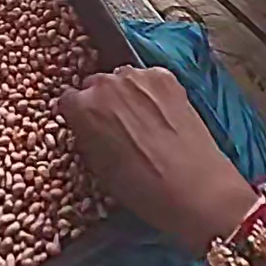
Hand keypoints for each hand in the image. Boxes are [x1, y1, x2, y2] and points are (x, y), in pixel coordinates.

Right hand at [59, 66, 253, 255]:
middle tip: (118, 124)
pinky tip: (162, 113)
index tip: (88, 126)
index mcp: (84, 107)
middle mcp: (106, 83)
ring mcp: (138, 76)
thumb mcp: (100, 168)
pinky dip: (151, 91)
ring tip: (143, 118)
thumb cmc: (142, 189)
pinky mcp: (166, 76)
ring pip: (122, 78)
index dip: (78, 115)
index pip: (68, 99)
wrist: (197, 189)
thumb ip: (88, 137)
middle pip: (96, 85)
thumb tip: (88, 125)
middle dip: (102, 101)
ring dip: (126, 93)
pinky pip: (148, 78)